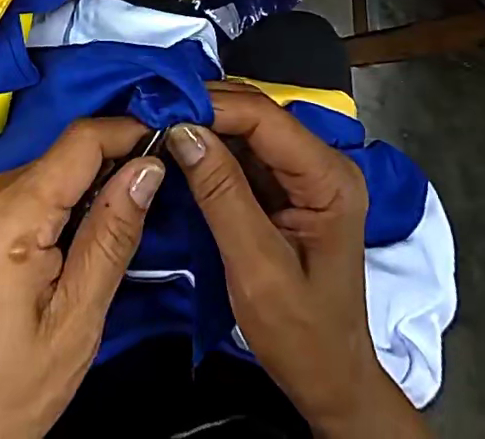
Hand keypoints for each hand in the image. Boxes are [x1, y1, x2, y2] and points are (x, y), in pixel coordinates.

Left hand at [0, 118, 165, 438]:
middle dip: (124, 158)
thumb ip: (114, 234)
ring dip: (105, 179)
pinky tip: (97, 230)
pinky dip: (82, 195)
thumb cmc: (3, 390)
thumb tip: (150, 167)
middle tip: (160, 193)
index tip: (172, 151)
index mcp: (15, 216)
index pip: (86, 137)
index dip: (135, 133)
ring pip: (65, 164)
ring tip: (132, 217)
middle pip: (76, 148)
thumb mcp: (77, 318)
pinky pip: (48, 184)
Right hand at [167, 87, 425, 437]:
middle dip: (209, 111)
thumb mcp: (257, 268)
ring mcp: (309, 175)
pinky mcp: (292, 190)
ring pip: (254, 132)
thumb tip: (183, 132)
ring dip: (210, 128)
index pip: (268, 118)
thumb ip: (222, 194)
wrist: (331, 376)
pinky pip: (252, 157)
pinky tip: (185, 150)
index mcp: (329, 176)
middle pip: (263, 117)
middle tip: (153, 115)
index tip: (162, 111)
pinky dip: (217, 151)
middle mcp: (325, 163)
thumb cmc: (301, 333)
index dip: (215, 108)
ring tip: (160, 126)